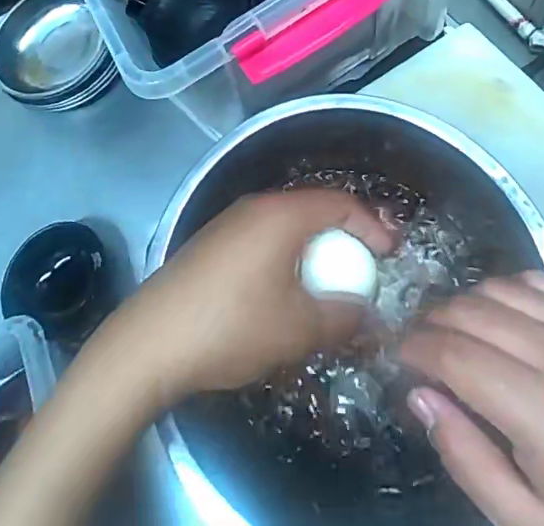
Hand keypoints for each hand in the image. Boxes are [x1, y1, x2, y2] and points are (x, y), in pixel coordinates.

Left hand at [92, 189, 393, 406]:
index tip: (391, 257)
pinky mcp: (212, 245)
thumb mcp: (299, 328)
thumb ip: (344, 315)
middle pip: (313, 210)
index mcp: (280, 215)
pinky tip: (285, 295)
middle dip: (345, 240)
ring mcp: (228, 224)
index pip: (339, 202)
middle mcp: (254, 208)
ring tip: (329, 290)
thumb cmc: (231, 326)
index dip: (372, 225)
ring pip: (286, 227)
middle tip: (364, 275)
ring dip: (314, 253)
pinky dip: (286, 259)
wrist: (152, 340)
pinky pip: (263, 241)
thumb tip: (365, 310)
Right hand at [400, 272, 543, 525]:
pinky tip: (501, 314)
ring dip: (464, 303)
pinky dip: (508, 288)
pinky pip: (541, 283)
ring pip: (499, 289)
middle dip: (430, 324)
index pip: (452, 355)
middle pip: (469, 313)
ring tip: (454, 332)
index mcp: (542, 416)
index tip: (396, 358)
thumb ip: (468, 460)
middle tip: (419, 348)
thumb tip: (419, 396)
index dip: (413, 350)